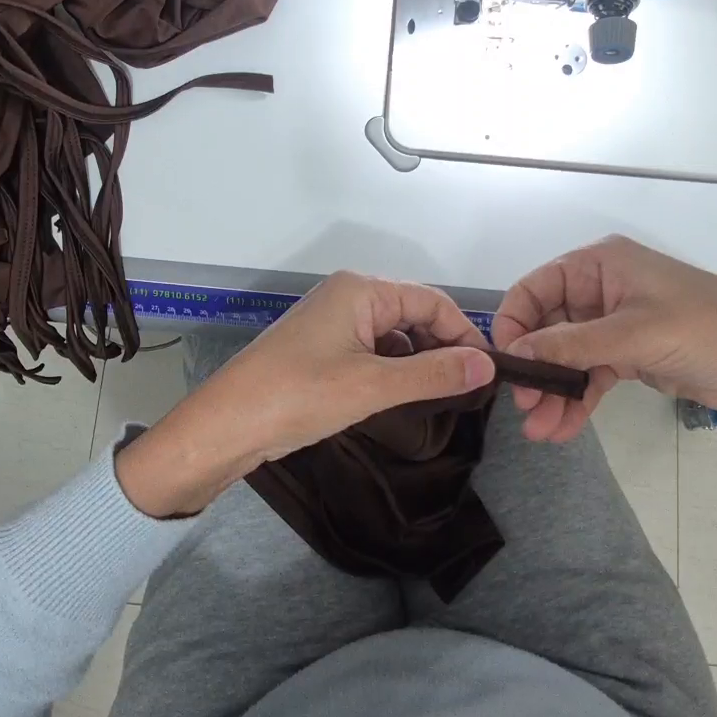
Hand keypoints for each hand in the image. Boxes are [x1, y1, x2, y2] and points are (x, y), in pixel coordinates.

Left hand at [114, 273, 496, 516]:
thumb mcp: (372, 385)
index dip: (463, 333)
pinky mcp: (322, 350)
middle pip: (412, 315)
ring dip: (418, 362)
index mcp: (360, 290)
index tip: (489, 371)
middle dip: (442, 348)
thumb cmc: (297, 395)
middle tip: (471, 390)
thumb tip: (486, 365)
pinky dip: (392, 371)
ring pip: (393, 335)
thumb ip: (432, 373)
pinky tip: (404, 398)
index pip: (430, 301)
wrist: (228, 425)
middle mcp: (347, 297)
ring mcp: (332, 323)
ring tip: (443, 398)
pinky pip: (371, 351)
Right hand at [493, 236, 716, 458]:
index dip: (514, 324)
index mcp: (599, 264)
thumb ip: (568, 344)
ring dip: (552, 392)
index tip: (504, 366)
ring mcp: (614, 324)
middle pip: (547, 327)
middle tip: (524, 409)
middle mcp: (600, 289)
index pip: (535, 289)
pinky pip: (589, 375)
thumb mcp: (632, 334)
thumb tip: (513, 354)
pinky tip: (563, 429)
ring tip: (540, 431)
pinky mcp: (629, 355)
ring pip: (566, 357)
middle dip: (534, 369)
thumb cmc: (705, 330)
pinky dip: (576, 399)